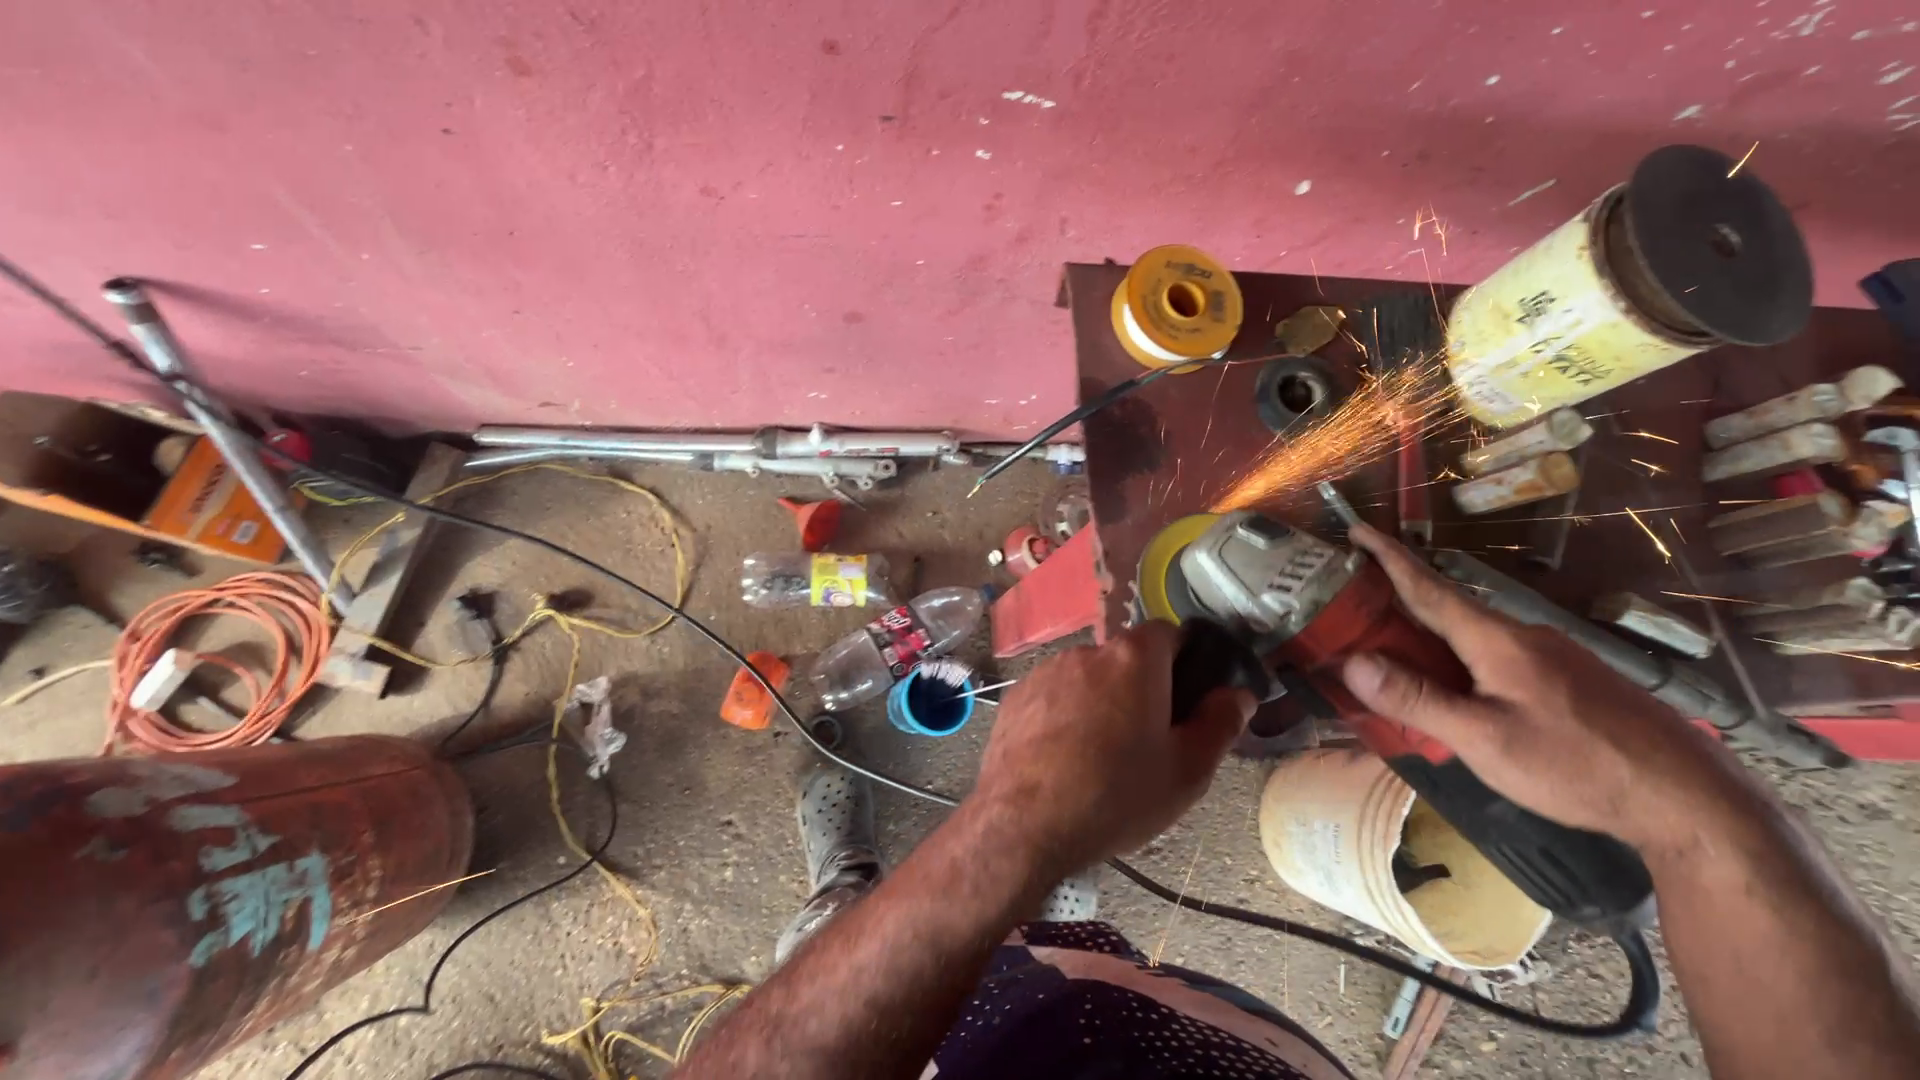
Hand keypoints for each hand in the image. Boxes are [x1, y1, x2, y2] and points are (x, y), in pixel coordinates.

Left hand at [971, 622, 1252, 877]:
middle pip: (1124, 658)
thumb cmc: (1116, 796)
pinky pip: (1052, 698)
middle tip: (1147, 739)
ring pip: (1086, 679)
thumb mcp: (1188, 771)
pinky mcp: (1014, 698)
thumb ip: (1220, 723)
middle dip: (1139, 688)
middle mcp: (1085, 652)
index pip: (1167, 632)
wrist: (1023, 826)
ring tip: (1100, 757)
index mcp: (1133, 658)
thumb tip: (1238, 694)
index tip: (1185, 698)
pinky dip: (1063, 717)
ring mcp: (1044, 673)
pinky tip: (1063, 760)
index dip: (1182, 660)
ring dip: (1098, 702)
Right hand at [1337, 523, 1745, 857]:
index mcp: (1497, 642)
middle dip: (1398, 601)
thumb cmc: (1577, 767)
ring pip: (1473, 638)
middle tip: (1352, 603)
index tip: (1356, 528)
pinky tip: (1455, 690)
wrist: (1689, 799)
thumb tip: (1352, 662)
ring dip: (1429, 637)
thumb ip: (1417, 700)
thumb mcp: (1484, 740)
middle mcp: (1523, 637)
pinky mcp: (1570, 682)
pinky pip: (1495, 658)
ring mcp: (1552, 658)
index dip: (1388, 559)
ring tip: (1391, 653)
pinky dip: (1459, 660)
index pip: (1428, 589)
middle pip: (1448, 611)